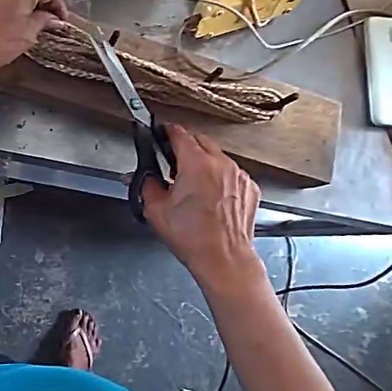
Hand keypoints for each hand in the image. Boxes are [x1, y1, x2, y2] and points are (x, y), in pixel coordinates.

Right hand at [140, 124, 262, 287]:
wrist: (224, 259)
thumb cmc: (195, 239)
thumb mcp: (157, 210)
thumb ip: (146, 185)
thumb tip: (142, 177)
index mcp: (196, 164)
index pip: (179, 133)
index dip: (167, 131)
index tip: (162, 132)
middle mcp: (221, 164)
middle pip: (200, 140)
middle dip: (185, 145)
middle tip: (173, 158)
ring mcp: (238, 175)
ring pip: (218, 156)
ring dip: (204, 162)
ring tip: (192, 183)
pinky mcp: (249, 188)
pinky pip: (232, 173)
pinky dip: (221, 178)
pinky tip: (210, 196)